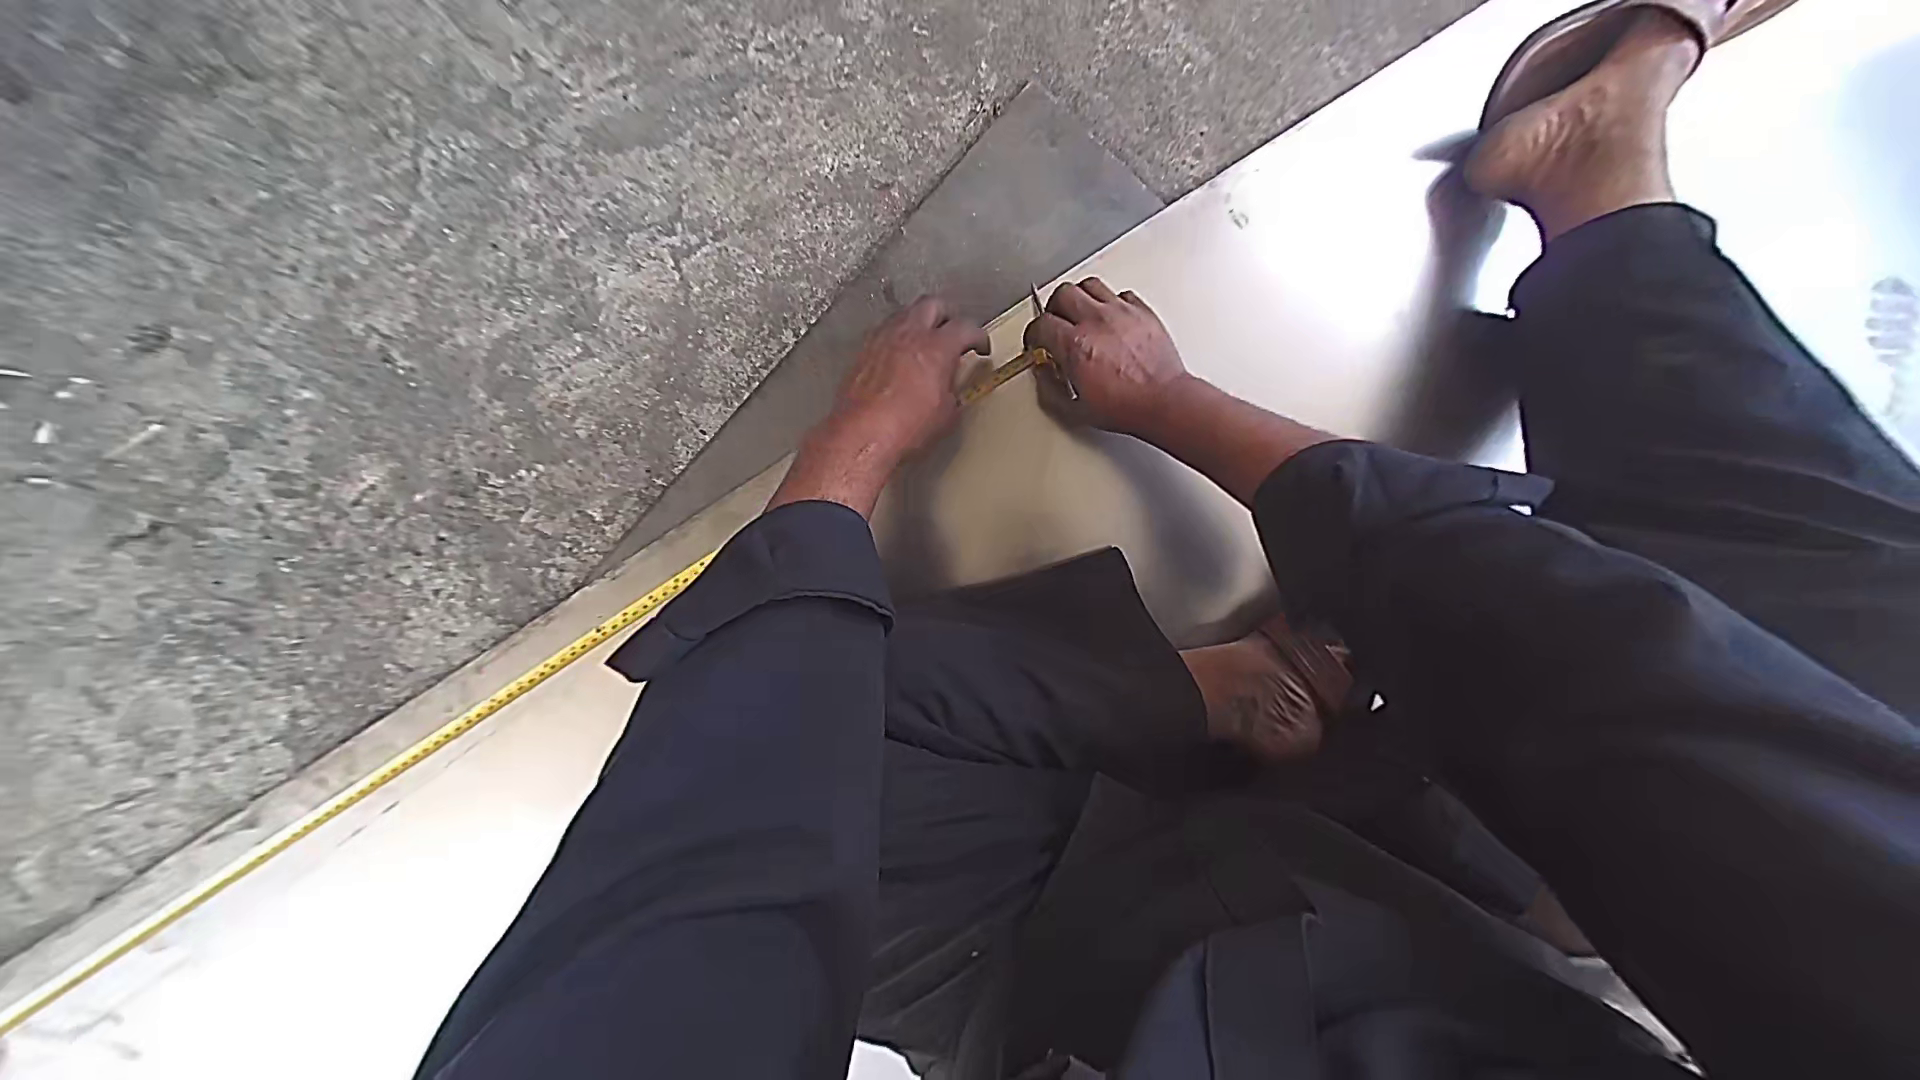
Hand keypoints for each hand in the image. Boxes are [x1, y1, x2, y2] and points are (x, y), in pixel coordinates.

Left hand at [825, 295, 989, 460]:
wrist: (863, 436)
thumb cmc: (902, 427)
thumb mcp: (947, 414)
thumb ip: (953, 390)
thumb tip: (951, 391)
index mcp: (937, 347)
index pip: (966, 327)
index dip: (978, 336)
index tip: (979, 346)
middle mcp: (908, 334)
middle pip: (933, 304)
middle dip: (948, 316)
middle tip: (954, 331)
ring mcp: (882, 339)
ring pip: (905, 314)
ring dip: (919, 323)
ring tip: (926, 342)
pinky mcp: (862, 352)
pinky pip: (884, 332)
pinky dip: (897, 338)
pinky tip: (899, 355)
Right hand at [1024, 278, 1191, 437]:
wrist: (1163, 401)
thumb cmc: (1126, 406)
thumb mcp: (1074, 409)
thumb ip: (1050, 389)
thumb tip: (1043, 374)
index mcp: (1076, 345)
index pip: (1041, 324)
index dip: (1033, 334)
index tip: (1036, 341)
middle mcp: (1097, 321)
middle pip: (1063, 294)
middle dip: (1053, 309)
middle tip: (1055, 323)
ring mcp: (1121, 312)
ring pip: (1090, 285)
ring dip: (1079, 298)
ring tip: (1079, 314)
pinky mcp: (1142, 311)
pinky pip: (1121, 294)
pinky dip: (1110, 302)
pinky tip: (1109, 317)